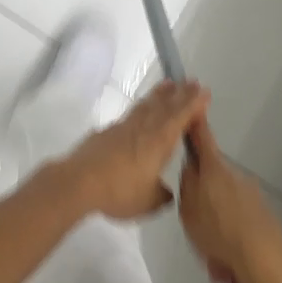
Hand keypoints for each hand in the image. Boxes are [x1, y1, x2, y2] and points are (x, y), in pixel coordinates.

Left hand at [49, 81, 208, 220]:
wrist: (78, 182)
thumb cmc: (119, 191)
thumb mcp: (149, 201)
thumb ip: (161, 194)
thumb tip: (166, 191)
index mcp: (158, 142)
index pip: (180, 117)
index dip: (193, 104)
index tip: (203, 90)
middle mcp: (142, 129)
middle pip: (164, 106)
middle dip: (179, 94)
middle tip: (191, 81)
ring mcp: (122, 128)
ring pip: (145, 106)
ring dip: (159, 95)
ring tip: (168, 85)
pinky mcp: (105, 133)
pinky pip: (129, 116)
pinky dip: (139, 109)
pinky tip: (138, 112)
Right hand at [178, 116, 281, 282]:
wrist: (263, 261)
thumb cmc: (218, 231)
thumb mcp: (188, 209)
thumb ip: (187, 185)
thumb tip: (191, 170)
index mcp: (214, 170)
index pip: (202, 138)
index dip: (196, 123)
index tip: (194, 106)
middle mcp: (235, 178)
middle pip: (212, 183)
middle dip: (204, 208)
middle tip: (198, 234)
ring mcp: (252, 198)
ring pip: (225, 212)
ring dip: (218, 234)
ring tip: (216, 261)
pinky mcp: (264, 218)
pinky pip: (239, 229)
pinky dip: (232, 246)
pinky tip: (230, 269)